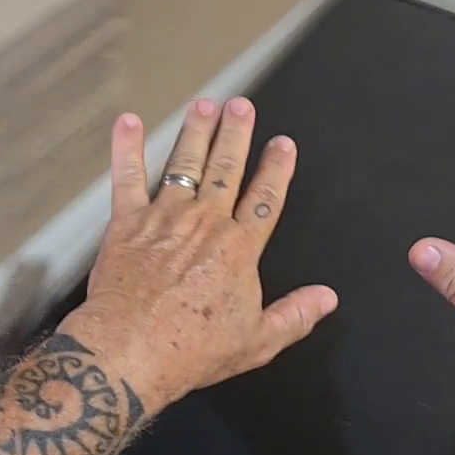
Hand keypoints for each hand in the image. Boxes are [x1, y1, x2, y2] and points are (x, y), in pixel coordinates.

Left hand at [59, 97, 338, 409]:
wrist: (133, 349)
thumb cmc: (193, 349)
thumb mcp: (257, 341)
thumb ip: (295, 315)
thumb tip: (327, 298)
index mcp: (239, 249)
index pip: (265, 198)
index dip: (276, 169)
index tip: (282, 145)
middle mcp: (205, 223)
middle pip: (226, 169)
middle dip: (236, 134)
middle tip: (242, 106)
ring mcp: (165, 218)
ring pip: (184, 163)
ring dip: (196, 132)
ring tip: (205, 105)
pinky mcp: (127, 223)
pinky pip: (127, 177)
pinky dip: (128, 148)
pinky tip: (129, 122)